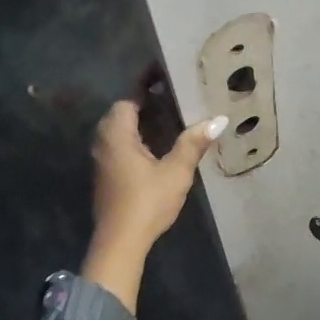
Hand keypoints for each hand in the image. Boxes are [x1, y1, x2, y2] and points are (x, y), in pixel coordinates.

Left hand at [90, 101, 226, 257]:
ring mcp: (101, 161)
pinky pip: (119, 150)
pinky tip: (154, 151)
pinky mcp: (105, 178)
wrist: (121, 242)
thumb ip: (193, 143)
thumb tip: (218, 119)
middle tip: (171, 99)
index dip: (146, 87)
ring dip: (139, 126)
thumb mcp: (175, 172)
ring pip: (119, 134)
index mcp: (116, 133)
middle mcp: (103, 141)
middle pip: (122, 114)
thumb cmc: (147, 202)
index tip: (165, 78)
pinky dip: (134, 144)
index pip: (129, 99)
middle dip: (143, 105)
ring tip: (167, 123)